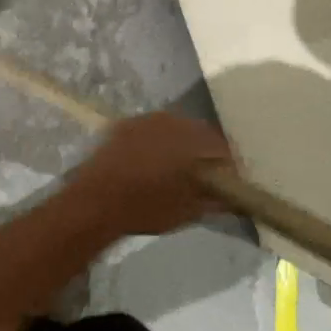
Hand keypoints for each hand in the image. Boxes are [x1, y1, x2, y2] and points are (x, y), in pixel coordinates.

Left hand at [66, 112, 235, 235]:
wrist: (94, 202)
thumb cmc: (145, 208)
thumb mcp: (188, 211)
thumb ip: (217, 201)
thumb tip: (235, 199)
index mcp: (192, 141)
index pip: (223, 148)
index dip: (228, 166)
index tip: (228, 182)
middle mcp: (171, 121)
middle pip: (199, 132)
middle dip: (205, 152)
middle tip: (205, 176)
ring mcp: (145, 119)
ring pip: (175, 127)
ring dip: (182, 144)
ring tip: (178, 168)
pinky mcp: (125, 124)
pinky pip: (152, 128)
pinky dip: (158, 141)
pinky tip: (153, 160)